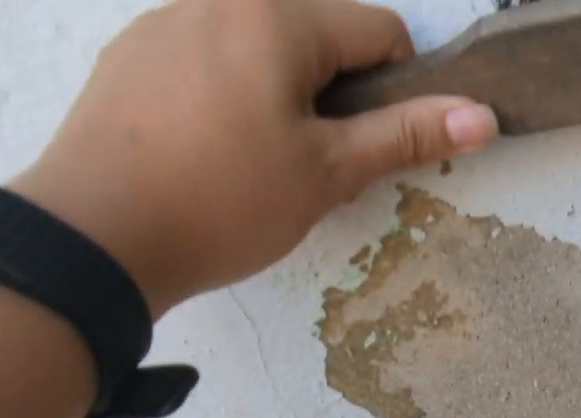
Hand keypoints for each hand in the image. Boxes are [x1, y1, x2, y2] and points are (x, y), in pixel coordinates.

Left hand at [10, 0, 498, 314]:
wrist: (97, 234)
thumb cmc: (228, 200)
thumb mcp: (330, 172)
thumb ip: (407, 137)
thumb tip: (482, 115)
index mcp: (275, 17)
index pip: (379, 30)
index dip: (400, 89)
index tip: (376, 145)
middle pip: (319, 37)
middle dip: (340, 97)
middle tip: (321, 166)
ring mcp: (166, 21)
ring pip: (265, 50)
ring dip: (290, 98)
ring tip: (266, 165)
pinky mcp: (133, 55)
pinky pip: (213, 60)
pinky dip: (237, 97)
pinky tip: (217, 154)